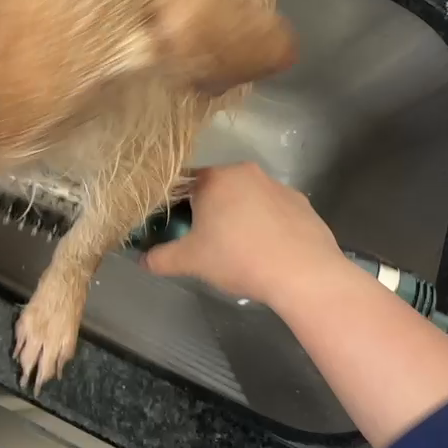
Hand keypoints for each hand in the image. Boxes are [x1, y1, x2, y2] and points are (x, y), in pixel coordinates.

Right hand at [141, 163, 351, 307]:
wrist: (304, 274)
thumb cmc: (238, 258)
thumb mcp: (189, 261)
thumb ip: (160, 258)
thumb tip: (143, 261)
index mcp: (215, 179)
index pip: (183, 182)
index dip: (173, 203)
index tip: (173, 225)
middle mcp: (247, 173)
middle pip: (216, 187)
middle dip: (206, 209)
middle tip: (202, 239)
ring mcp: (279, 186)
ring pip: (246, 197)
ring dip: (236, 215)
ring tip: (236, 248)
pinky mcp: (303, 204)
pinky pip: (272, 210)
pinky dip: (264, 224)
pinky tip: (264, 250)